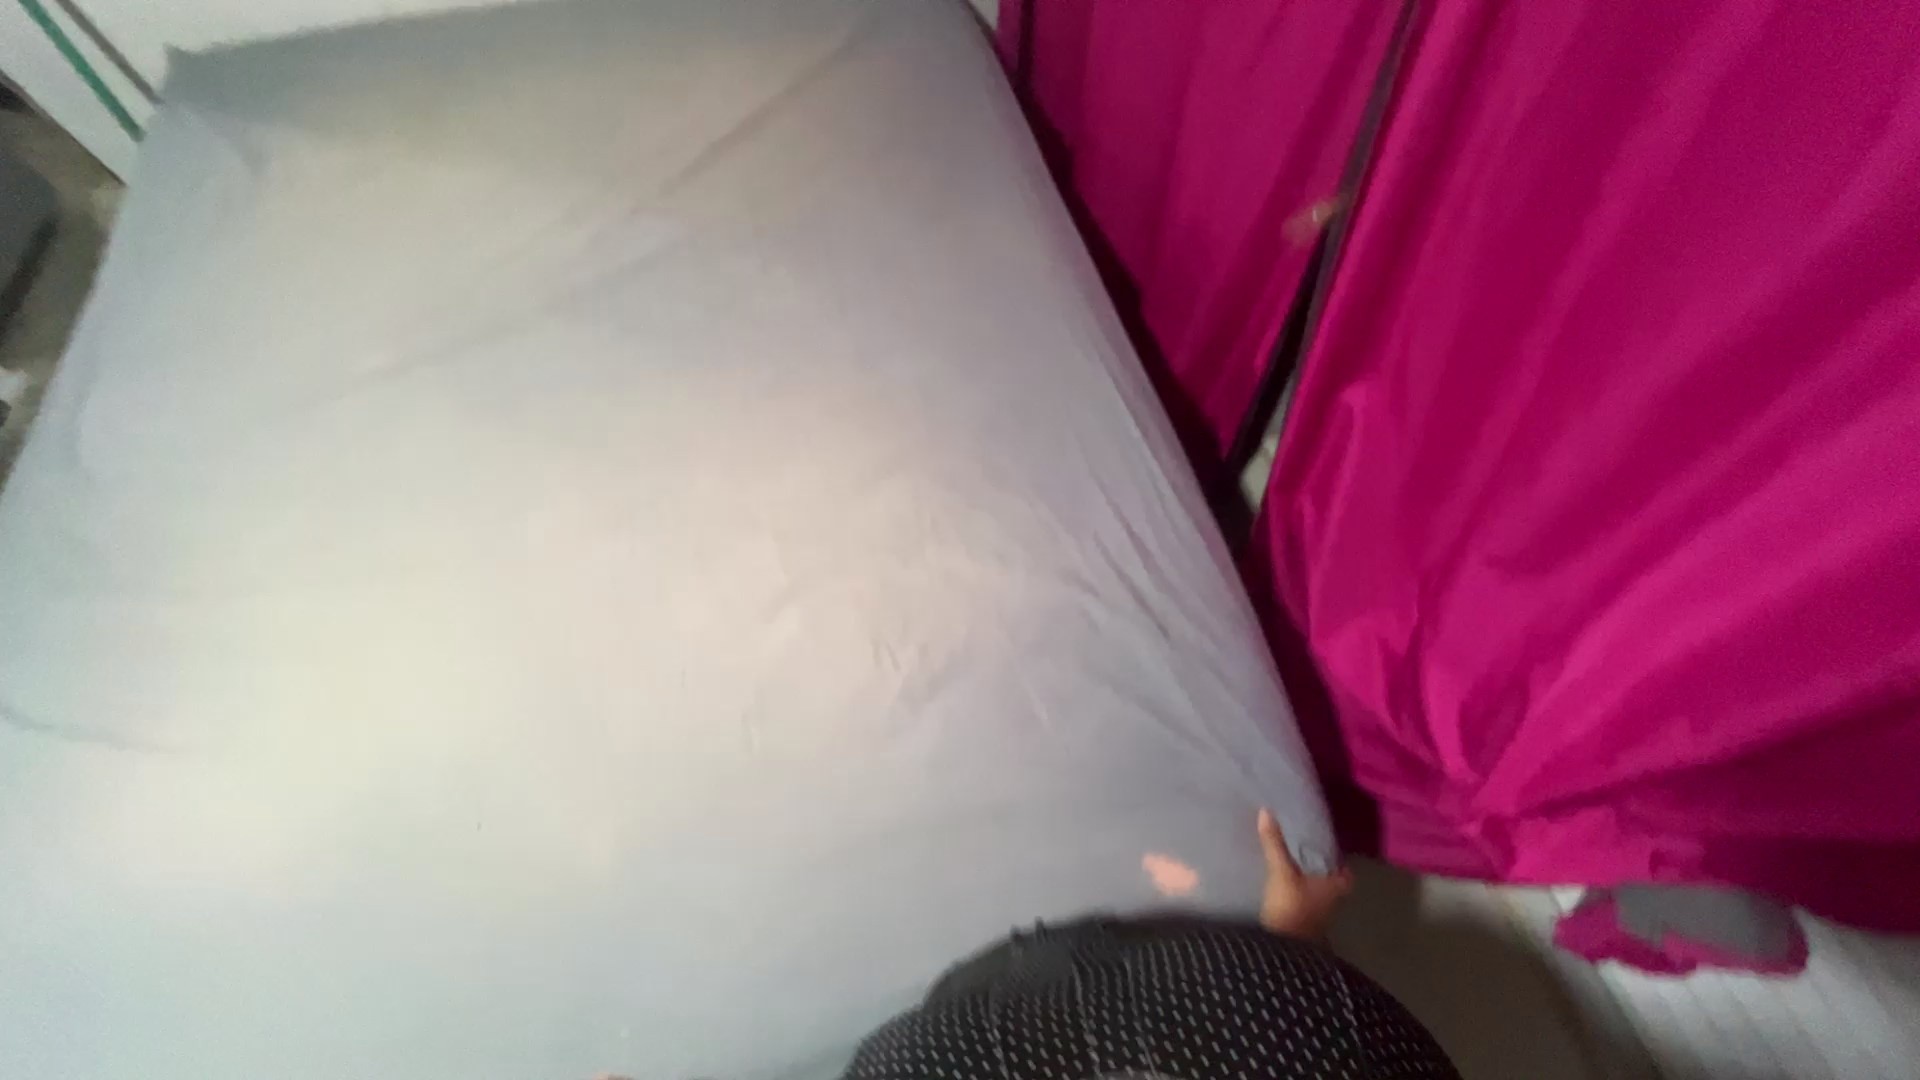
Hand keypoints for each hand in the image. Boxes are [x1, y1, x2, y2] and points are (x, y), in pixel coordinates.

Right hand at [1257, 807, 1352, 939]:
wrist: (1283, 952)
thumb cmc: (1291, 907)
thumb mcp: (1281, 871)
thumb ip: (1275, 843)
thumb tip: (1267, 811)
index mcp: (1334, 888)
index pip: (1346, 874)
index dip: (1341, 863)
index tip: (1331, 850)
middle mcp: (1330, 904)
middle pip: (1332, 884)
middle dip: (1322, 871)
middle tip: (1307, 852)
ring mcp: (1316, 918)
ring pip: (1317, 896)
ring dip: (1308, 884)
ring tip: (1291, 866)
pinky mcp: (1300, 926)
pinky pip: (1302, 904)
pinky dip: (1296, 895)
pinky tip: (1281, 888)